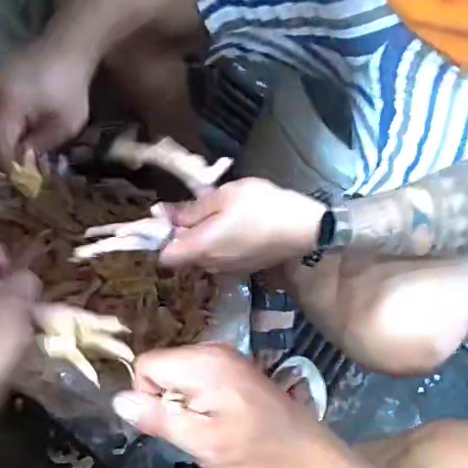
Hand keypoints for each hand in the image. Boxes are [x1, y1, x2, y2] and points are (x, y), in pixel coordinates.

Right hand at [0, 39, 94, 172]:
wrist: (64, 49)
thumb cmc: (70, 88)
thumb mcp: (65, 124)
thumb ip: (41, 145)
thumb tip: (23, 164)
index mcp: (6, 102)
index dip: (6, 167)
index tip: (20, 181)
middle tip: (12, 174)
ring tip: (10, 160)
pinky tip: (7, 142)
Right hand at [111, 345, 334, 467]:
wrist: (309, 456)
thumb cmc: (256, 453)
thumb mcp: (203, 443)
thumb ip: (159, 419)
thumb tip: (118, 400)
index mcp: (204, 362)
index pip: (146, 364)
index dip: (146, 397)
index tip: (171, 425)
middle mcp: (216, 350)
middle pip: (163, 366)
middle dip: (165, 399)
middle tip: (193, 430)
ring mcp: (231, 359)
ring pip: (181, 374)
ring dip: (184, 403)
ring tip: (210, 428)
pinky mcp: (240, 371)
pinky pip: (201, 378)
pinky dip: (201, 400)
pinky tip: (222, 421)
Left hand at [156, 178, 325, 272]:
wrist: (305, 228)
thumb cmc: (262, 207)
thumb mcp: (223, 196)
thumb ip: (191, 209)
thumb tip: (162, 215)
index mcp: (201, 248)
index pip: (164, 256)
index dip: (162, 237)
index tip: (170, 218)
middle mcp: (212, 266)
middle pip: (185, 256)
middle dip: (185, 235)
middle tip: (199, 208)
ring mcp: (230, 270)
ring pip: (204, 258)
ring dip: (205, 240)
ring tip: (222, 216)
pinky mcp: (246, 269)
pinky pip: (222, 259)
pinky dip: (222, 245)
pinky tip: (238, 228)